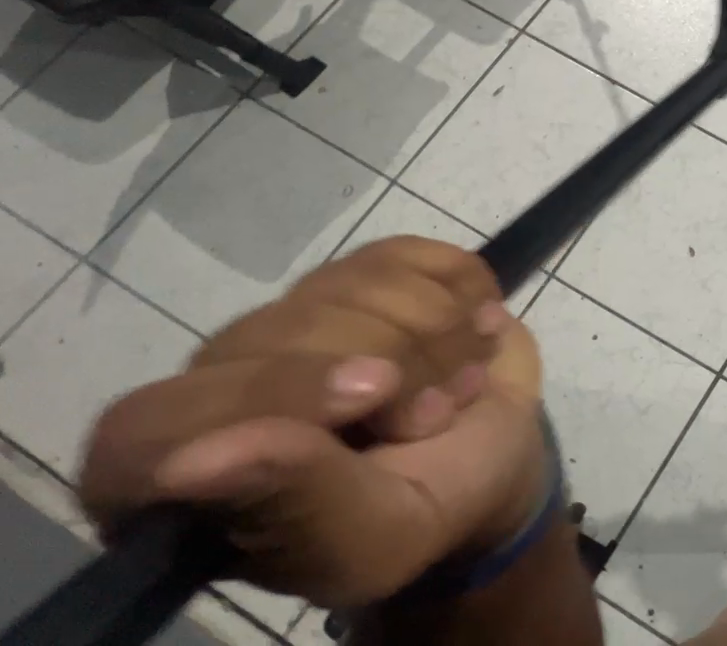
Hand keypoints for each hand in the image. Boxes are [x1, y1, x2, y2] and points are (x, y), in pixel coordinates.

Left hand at [77, 237, 544, 607]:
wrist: (498, 458)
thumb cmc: (427, 511)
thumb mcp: (372, 537)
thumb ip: (297, 502)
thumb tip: (191, 465)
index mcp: (179, 471)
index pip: (164, 418)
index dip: (272, 392)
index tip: (378, 392)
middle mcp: (220, 380)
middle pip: (285, 334)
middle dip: (398, 367)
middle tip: (437, 416)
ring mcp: (299, 314)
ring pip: (356, 284)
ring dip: (441, 333)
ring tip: (463, 383)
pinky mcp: (368, 271)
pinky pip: (410, 253)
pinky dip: (464, 287)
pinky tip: (478, 327)